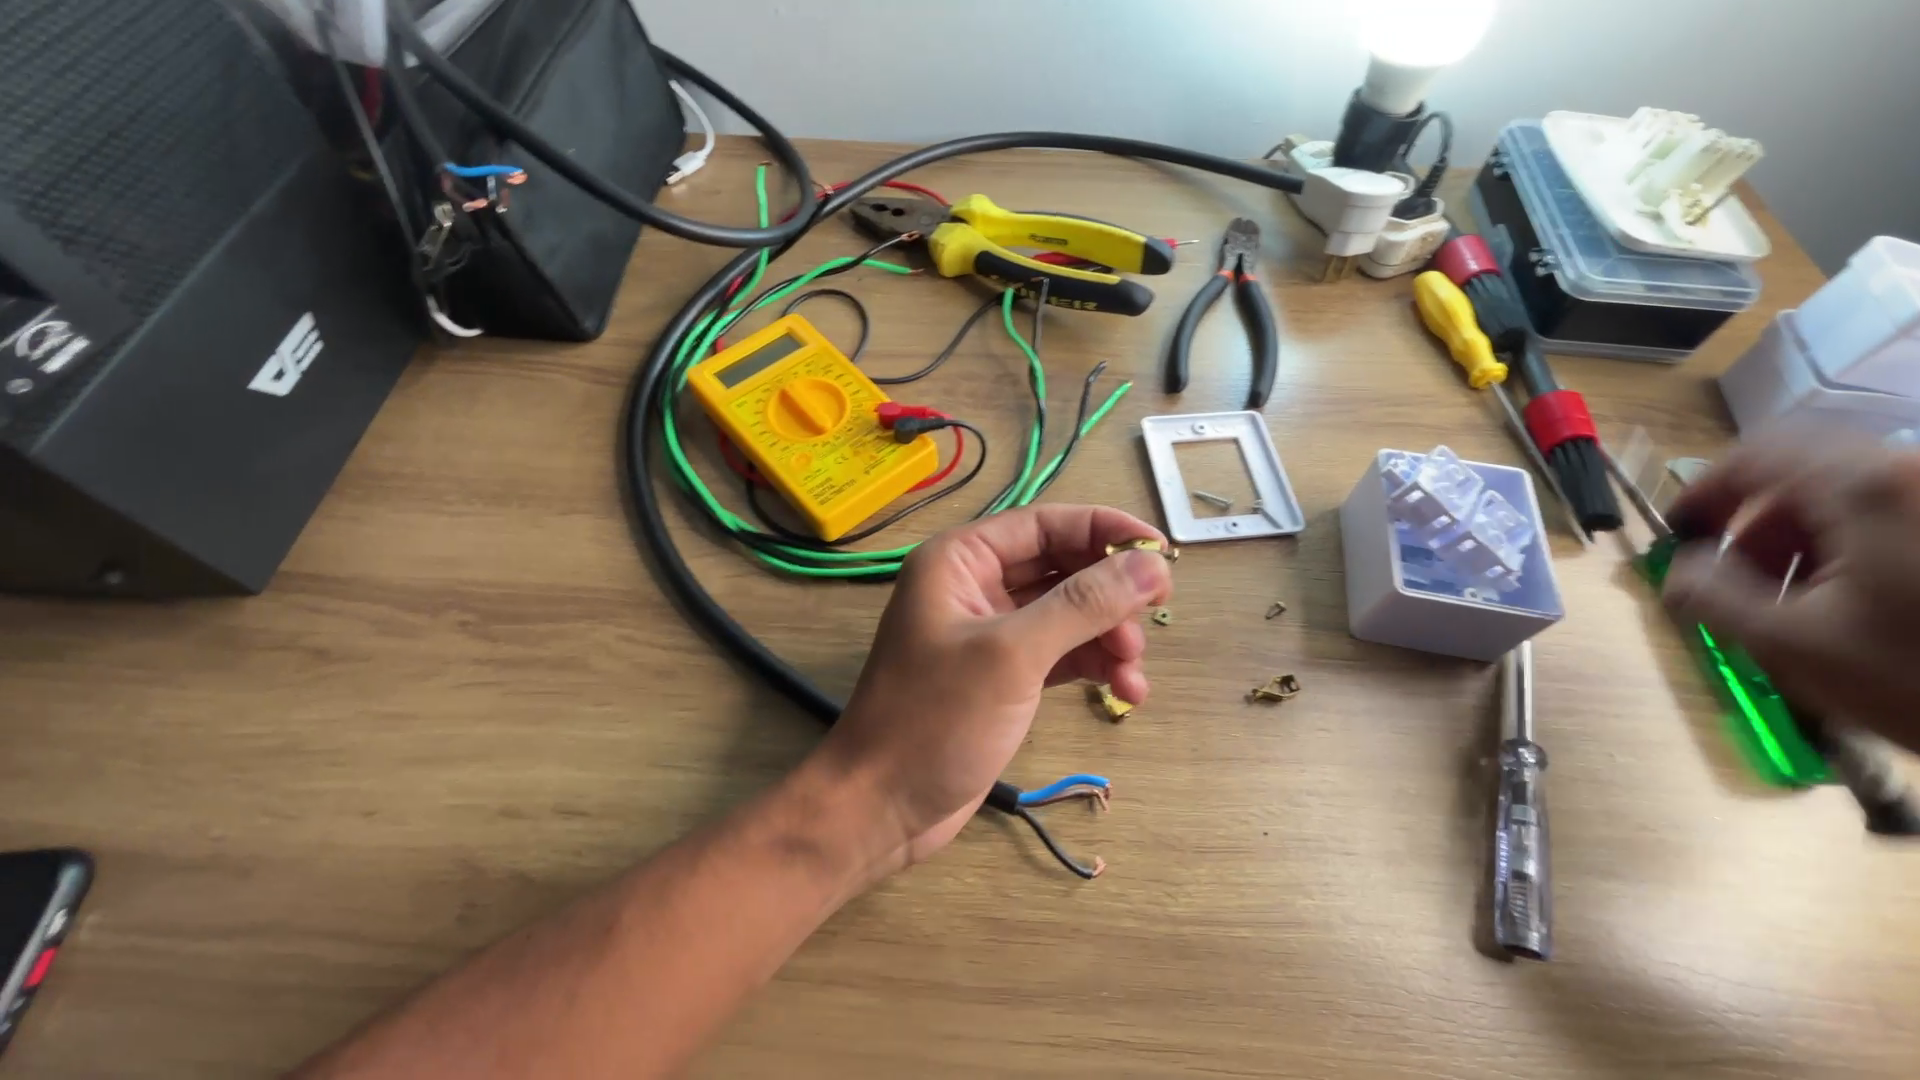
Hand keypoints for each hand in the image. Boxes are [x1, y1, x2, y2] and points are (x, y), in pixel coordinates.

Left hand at [813, 505, 1173, 870]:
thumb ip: (1083, 605)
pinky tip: (1123, 692)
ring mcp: (991, 633)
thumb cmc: (935, 719)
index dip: (1105, 531)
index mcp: (962, 560)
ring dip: (1108, 636)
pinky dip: (1093, 666)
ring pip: (1068, 614)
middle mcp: (976, 586)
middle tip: (1154, 617)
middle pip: (1062, 568)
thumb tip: (1151, 563)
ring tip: (1132, 674)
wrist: (882, 806)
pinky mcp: (1004, 675)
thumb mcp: (1012, 655)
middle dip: (1110, 593)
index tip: (1162, 553)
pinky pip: (1061, 653)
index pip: (1046, 524)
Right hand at [1661, 428, 1919, 752]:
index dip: (1703, 492)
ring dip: (1802, 538)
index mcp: (1862, 488)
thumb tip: (1679, 569)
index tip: (1681, 533)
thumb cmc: (1914, 674)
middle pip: (1802, 474)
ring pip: (1849, 495)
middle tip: (1736, 577)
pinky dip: (1852, 545)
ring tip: (1796, 597)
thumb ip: (1708, 595)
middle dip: (1755, 525)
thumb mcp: (1787, 643)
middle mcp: (1912, 474)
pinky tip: (1852, 597)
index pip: (1754, 455)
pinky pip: (1893, 513)